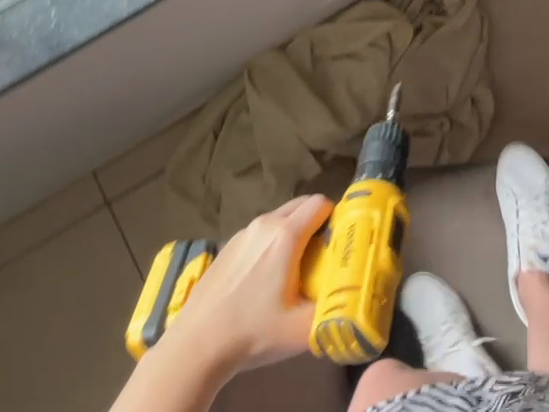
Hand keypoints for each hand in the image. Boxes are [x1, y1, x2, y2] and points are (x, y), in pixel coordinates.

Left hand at [155, 195, 331, 375]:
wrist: (197, 344)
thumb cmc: (254, 332)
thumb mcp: (303, 329)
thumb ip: (335, 309)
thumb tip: (351, 299)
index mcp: (286, 235)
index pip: (320, 203)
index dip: (335, 217)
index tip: (340, 241)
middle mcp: (264, 224)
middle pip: (300, 204)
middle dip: (317, 221)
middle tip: (324, 254)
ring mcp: (242, 233)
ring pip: (279, 218)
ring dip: (294, 231)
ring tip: (296, 268)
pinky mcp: (227, 246)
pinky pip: (260, 233)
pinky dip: (272, 242)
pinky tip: (265, 277)